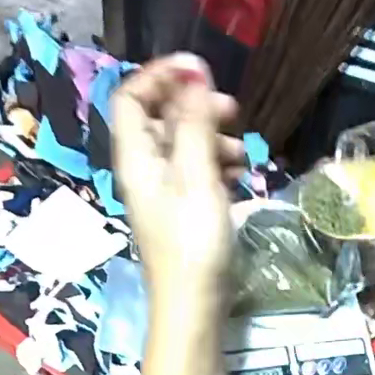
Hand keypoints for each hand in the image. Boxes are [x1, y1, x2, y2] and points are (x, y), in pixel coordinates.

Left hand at [110, 54, 246, 313]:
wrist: (194, 303)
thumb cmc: (193, 240)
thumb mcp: (196, 175)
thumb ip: (194, 123)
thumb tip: (193, 75)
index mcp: (136, 155)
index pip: (131, 95)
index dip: (161, 76)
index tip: (202, 71)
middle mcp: (145, 168)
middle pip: (162, 119)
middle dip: (197, 109)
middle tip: (233, 112)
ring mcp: (165, 192)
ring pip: (185, 147)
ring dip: (214, 140)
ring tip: (243, 155)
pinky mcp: (184, 212)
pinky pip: (197, 174)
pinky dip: (218, 168)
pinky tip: (240, 179)